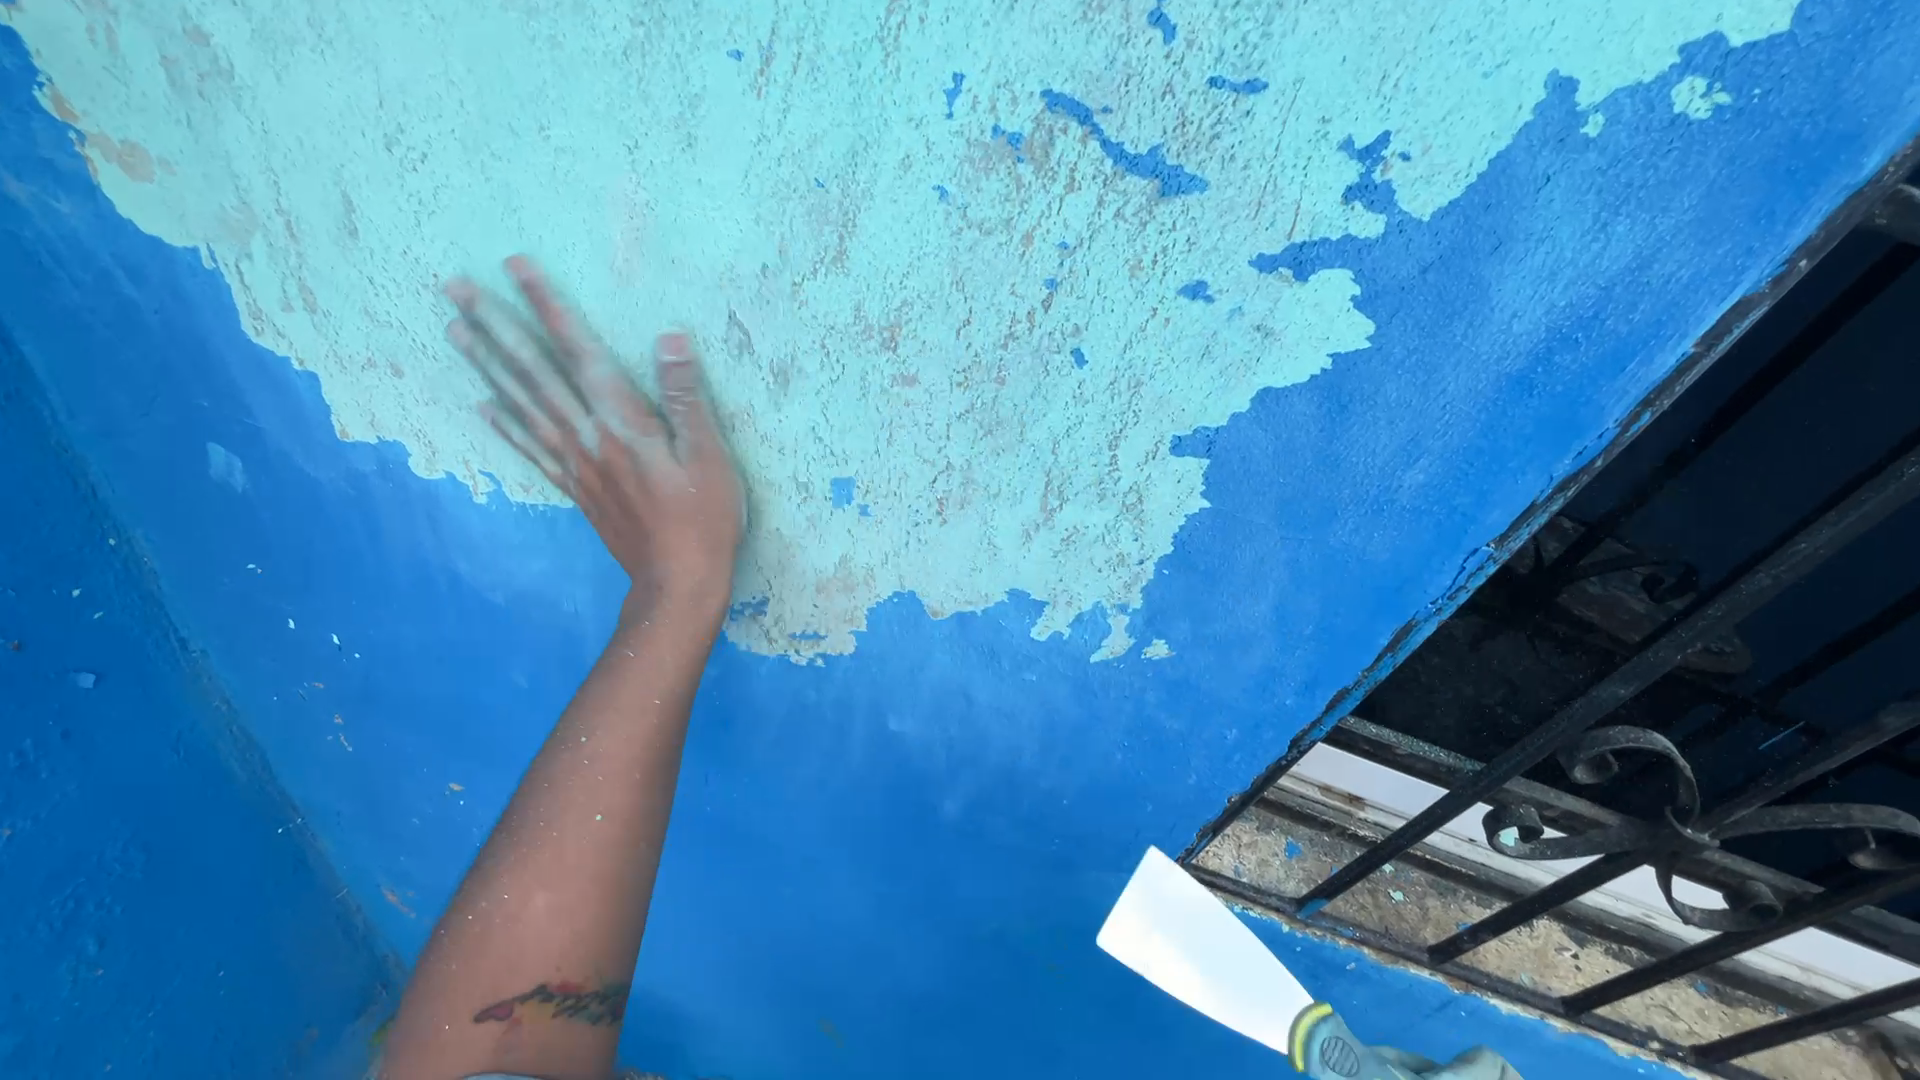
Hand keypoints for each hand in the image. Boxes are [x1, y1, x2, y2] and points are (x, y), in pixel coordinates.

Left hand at [444, 256, 742, 631]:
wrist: (679, 581)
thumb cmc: (706, 518)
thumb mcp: (711, 456)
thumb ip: (686, 397)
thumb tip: (669, 338)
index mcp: (624, 424)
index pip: (581, 353)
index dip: (550, 308)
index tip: (516, 267)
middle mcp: (589, 438)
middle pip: (537, 374)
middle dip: (499, 327)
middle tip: (457, 289)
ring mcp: (577, 466)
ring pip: (525, 406)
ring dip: (490, 367)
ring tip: (456, 331)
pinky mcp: (577, 490)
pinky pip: (532, 450)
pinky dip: (505, 425)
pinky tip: (484, 406)